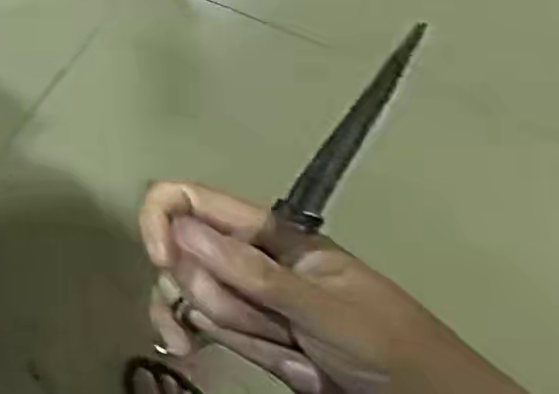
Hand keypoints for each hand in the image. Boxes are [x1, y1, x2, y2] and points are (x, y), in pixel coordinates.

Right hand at [138, 182, 524, 393]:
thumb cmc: (397, 352)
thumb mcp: (331, 313)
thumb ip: (258, 273)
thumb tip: (181, 227)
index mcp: (264, 231)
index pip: (186, 199)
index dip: (161, 219)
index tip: (163, 260)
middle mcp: (241, 253)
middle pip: (183, 254)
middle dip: (215, 297)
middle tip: (269, 330)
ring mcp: (239, 292)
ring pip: (187, 292)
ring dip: (228, 331)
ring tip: (291, 359)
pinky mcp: (239, 328)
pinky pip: (188, 318)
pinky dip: (179, 331)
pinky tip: (182, 349)